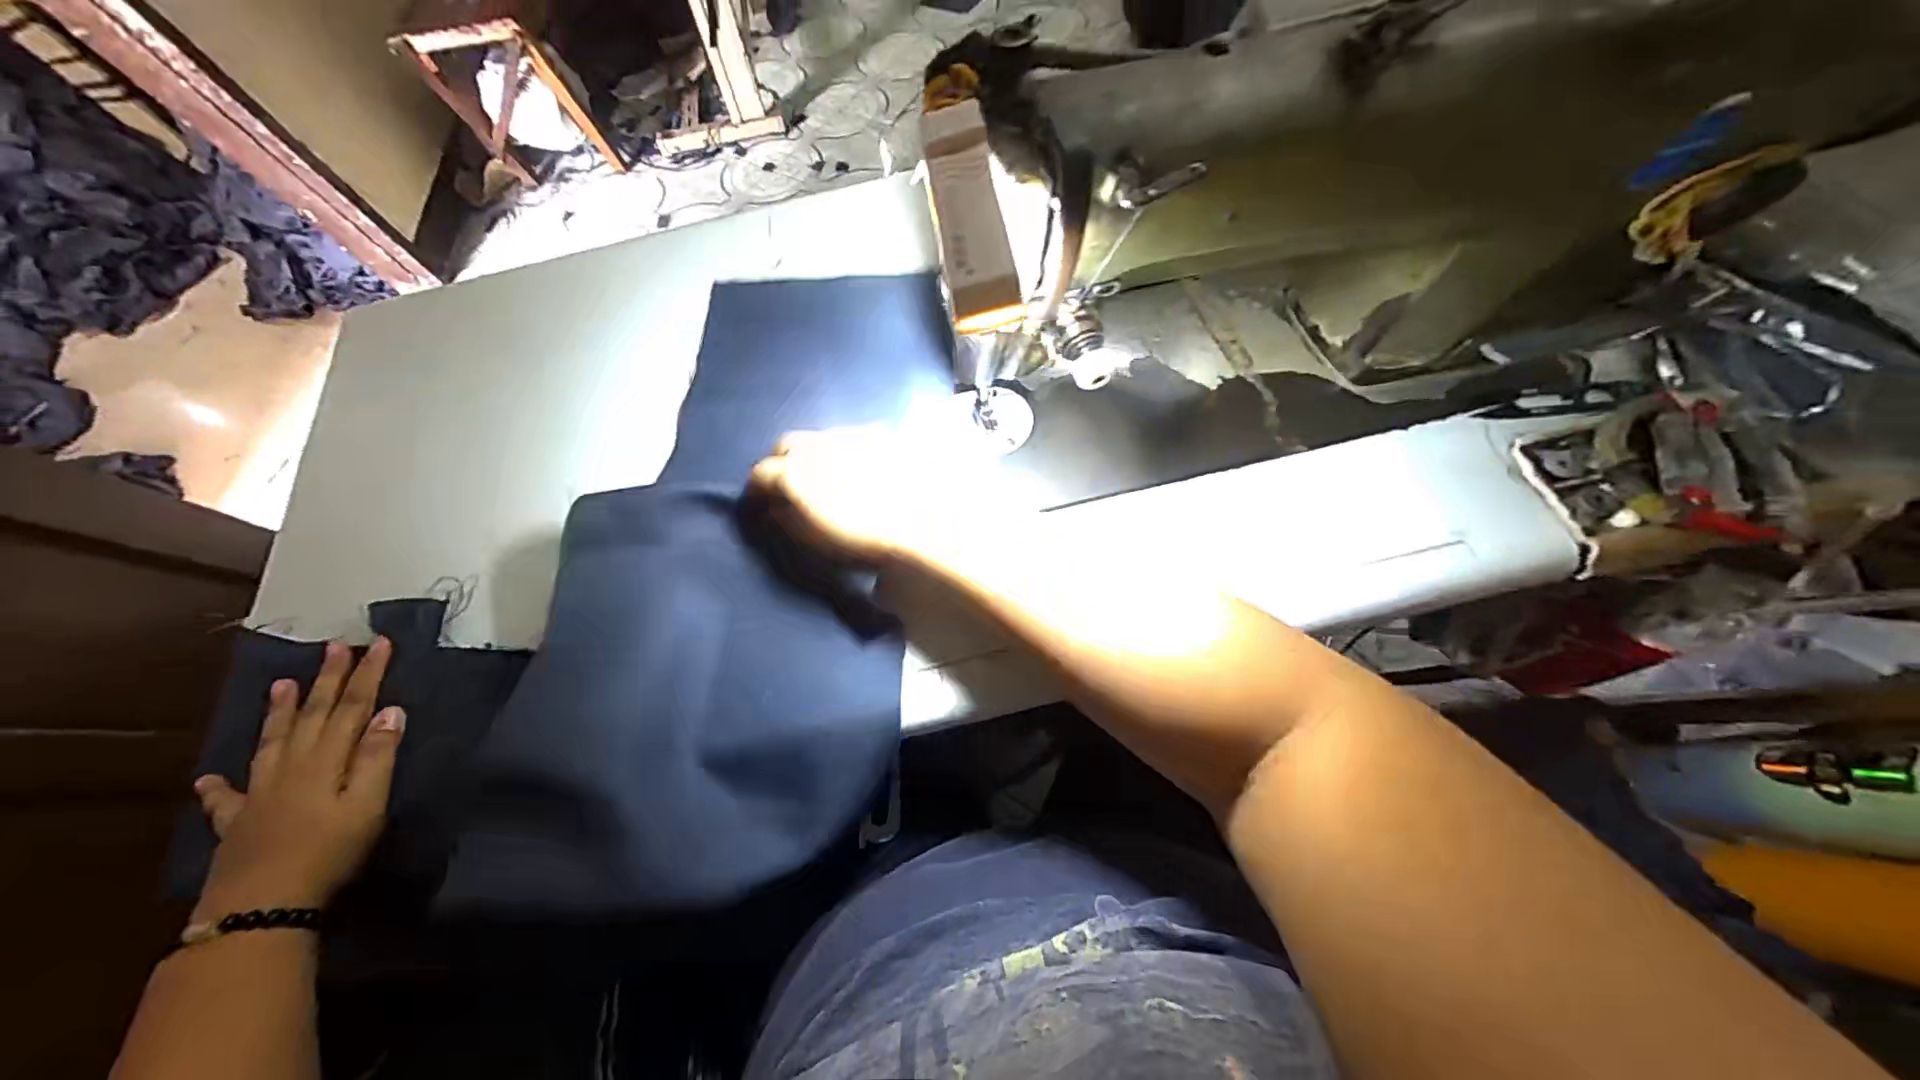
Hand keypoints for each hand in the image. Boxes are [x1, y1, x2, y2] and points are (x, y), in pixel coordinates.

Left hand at [191, 639, 404, 917]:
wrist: (260, 906)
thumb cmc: (329, 852)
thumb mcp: (368, 804)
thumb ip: (378, 758)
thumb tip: (391, 712)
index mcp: (326, 761)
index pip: (353, 707)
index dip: (366, 674)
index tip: (377, 644)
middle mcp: (292, 768)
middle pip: (314, 716)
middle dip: (327, 680)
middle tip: (333, 647)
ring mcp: (260, 795)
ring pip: (273, 743)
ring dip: (280, 713)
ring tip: (282, 685)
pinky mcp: (239, 823)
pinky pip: (226, 798)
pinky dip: (218, 785)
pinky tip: (208, 778)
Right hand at [748, 427, 992, 563]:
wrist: (926, 524)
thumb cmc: (865, 541)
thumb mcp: (814, 539)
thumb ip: (786, 520)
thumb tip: (773, 508)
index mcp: (796, 471)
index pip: (761, 473)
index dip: (756, 489)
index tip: (760, 502)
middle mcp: (819, 444)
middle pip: (788, 445)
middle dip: (784, 463)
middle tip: (792, 486)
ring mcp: (853, 434)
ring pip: (822, 437)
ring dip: (818, 454)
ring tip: (830, 478)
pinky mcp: (885, 435)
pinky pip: (857, 437)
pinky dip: (851, 451)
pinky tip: (865, 469)